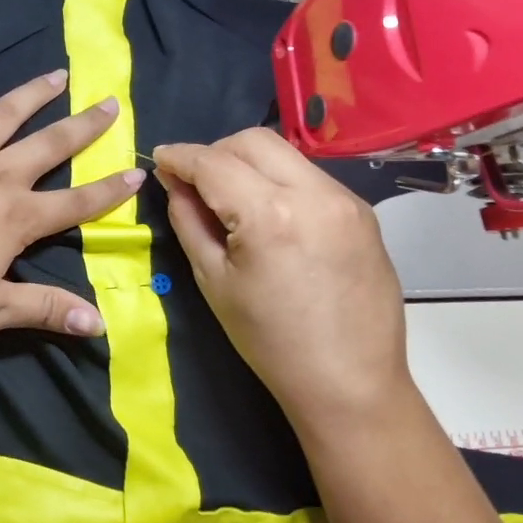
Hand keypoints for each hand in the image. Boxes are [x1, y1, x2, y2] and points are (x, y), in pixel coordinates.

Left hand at [0, 62, 142, 335]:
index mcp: (17, 217)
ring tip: (57, 75)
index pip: (76, 204)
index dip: (110, 191)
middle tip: (109, 102)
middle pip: (50, 145)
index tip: (138, 172)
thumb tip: (98, 323)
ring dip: (34, 93)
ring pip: (5, 113)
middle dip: (84, 126)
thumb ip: (45, 309)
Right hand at [154, 129, 411, 427]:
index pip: (213, 162)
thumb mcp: (213, 280)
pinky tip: (270, 215)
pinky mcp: (362, 212)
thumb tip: (175, 184)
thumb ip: (189, 221)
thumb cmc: (269, 340)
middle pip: (252, 141)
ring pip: (284, 154)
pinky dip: (279, 181)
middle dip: (215, 151)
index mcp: (270, 214)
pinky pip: (309, 177)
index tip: (159, 159)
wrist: (349, 381)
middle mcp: (314, 193)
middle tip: (195, 182)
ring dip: (249, 163)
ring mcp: (345, 200)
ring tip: (231, 198)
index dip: (180, 157)